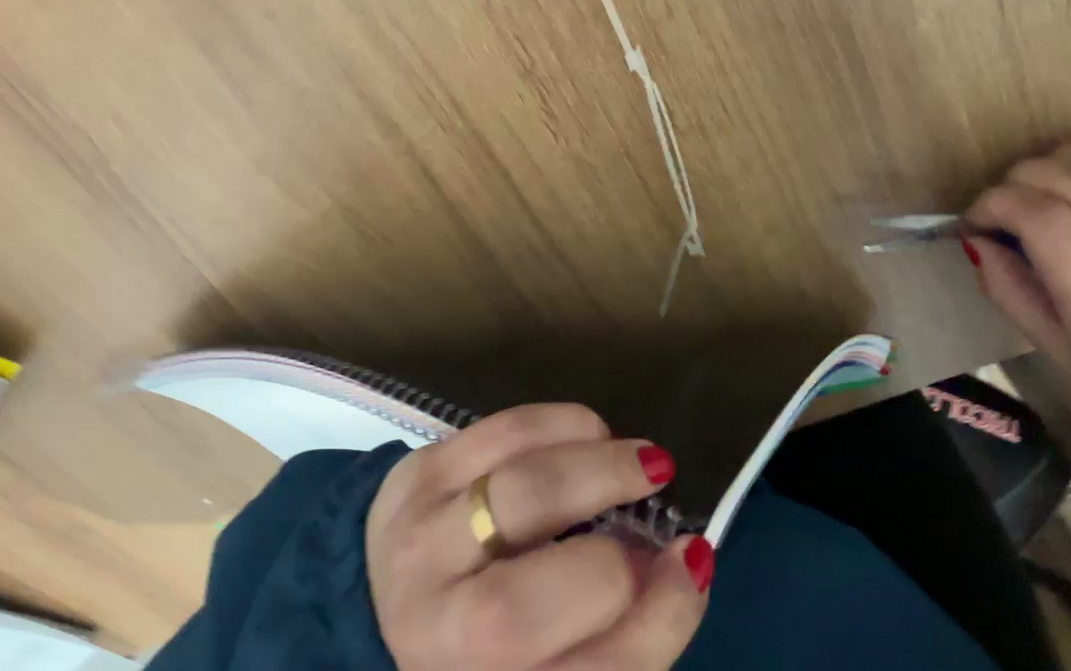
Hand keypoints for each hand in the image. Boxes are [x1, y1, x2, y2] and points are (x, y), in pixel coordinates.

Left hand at [365, 403, 712, 670]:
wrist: (379, 602)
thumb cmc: (488, 644)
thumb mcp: (559, 663)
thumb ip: (632, 630)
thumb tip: (688, 557)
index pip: (601, 670)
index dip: (664, 612)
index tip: (691, 559)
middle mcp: (442, 634)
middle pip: (549, 592)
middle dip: (621, 552)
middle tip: (657, 503)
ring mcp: (420, 545)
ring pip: (525, 491)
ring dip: (600, 466)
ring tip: (642, 462)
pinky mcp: (414, 476)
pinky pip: (501, 433)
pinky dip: (561, 425)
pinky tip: (589, 434)